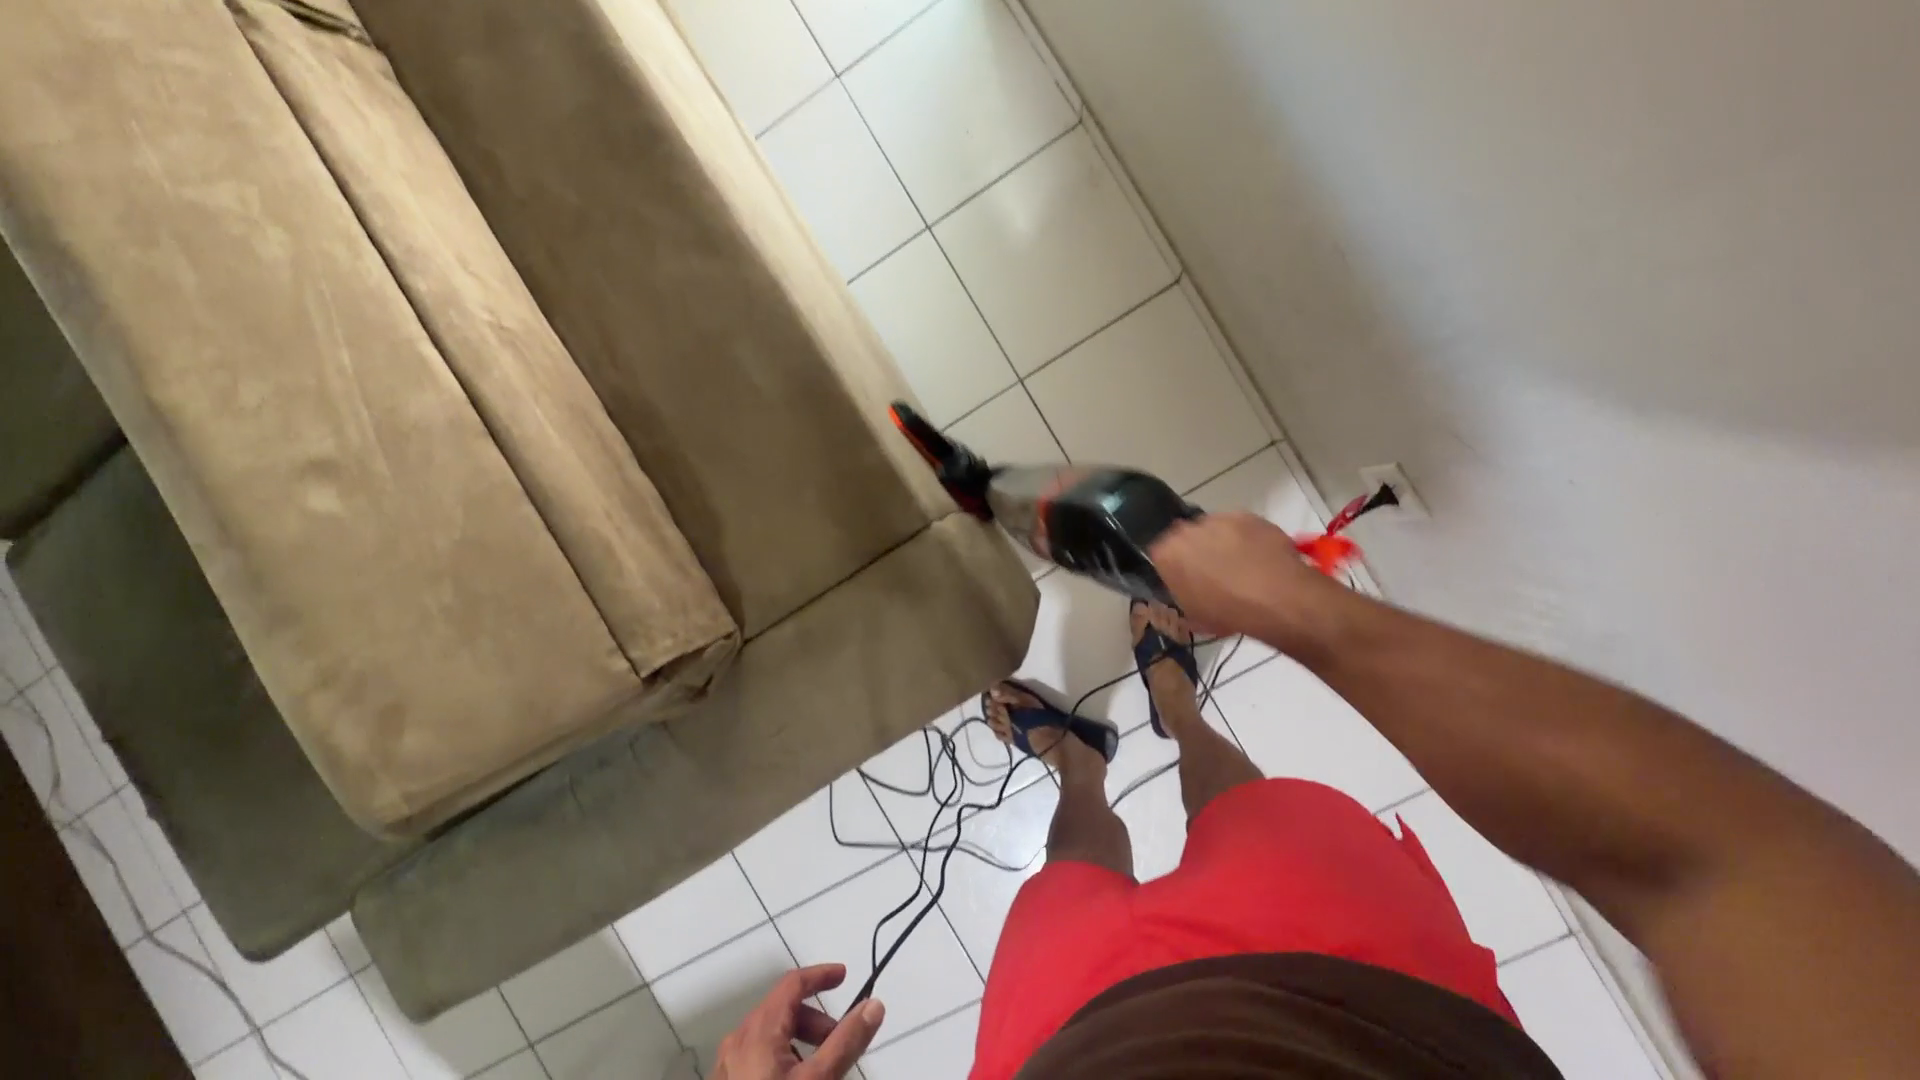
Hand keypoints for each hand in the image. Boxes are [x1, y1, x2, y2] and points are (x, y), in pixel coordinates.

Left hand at [711, 965, 883, 1079]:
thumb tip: (874, 1004)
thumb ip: (847, 1041)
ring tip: (822, 1068)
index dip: (820, 975)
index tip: (845, 976)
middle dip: (816, 1019)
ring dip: (801, 1040)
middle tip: (841, 1041)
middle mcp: (738, 1040)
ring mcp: (728, 1066)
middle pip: (782, 1010)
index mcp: (759, 1031)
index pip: (792, 984)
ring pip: (770, 1035)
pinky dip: (783, 1057)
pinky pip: (758, 1056)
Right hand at [1151, 512, 1318, 636]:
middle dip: (1196, 549)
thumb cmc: (1227, 611)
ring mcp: (1217, 519)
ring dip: (1220, 541)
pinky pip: (1239, 525)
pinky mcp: (1246, 515)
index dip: (1174, 565)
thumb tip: (1186, 589)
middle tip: (1213, 570)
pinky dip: (1245, 537)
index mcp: (1166, 554)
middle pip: (1185, 536)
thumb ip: (1181, 593)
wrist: (1275, 597)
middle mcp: (1186, 529)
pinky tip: (1258, 555)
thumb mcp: (1193, 614)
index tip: (1186, 577)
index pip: (1159, 553)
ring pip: (1212, 528)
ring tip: (1240, 564)